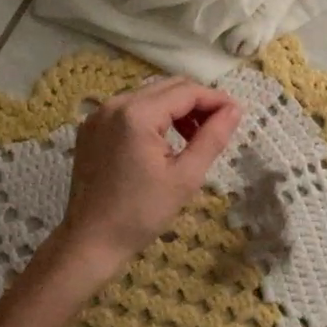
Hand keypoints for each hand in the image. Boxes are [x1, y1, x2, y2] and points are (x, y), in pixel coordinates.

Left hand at [54, 78, 242, 279]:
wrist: (90, 240)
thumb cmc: (141, 213)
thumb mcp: (185, 177)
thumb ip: (212, 138)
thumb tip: (234, 110)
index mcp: (137, 114)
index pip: (186, 91)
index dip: (215, 99)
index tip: (236, 113)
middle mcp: (115, 104)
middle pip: (167, 87)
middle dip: (196, 102)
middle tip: (218, 126)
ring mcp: (99, 114)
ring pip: (149, 95)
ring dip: (175, 108)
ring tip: (192, 137)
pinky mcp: (91, 126)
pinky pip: (129, 108)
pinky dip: (152, 116)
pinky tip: (163, 142)